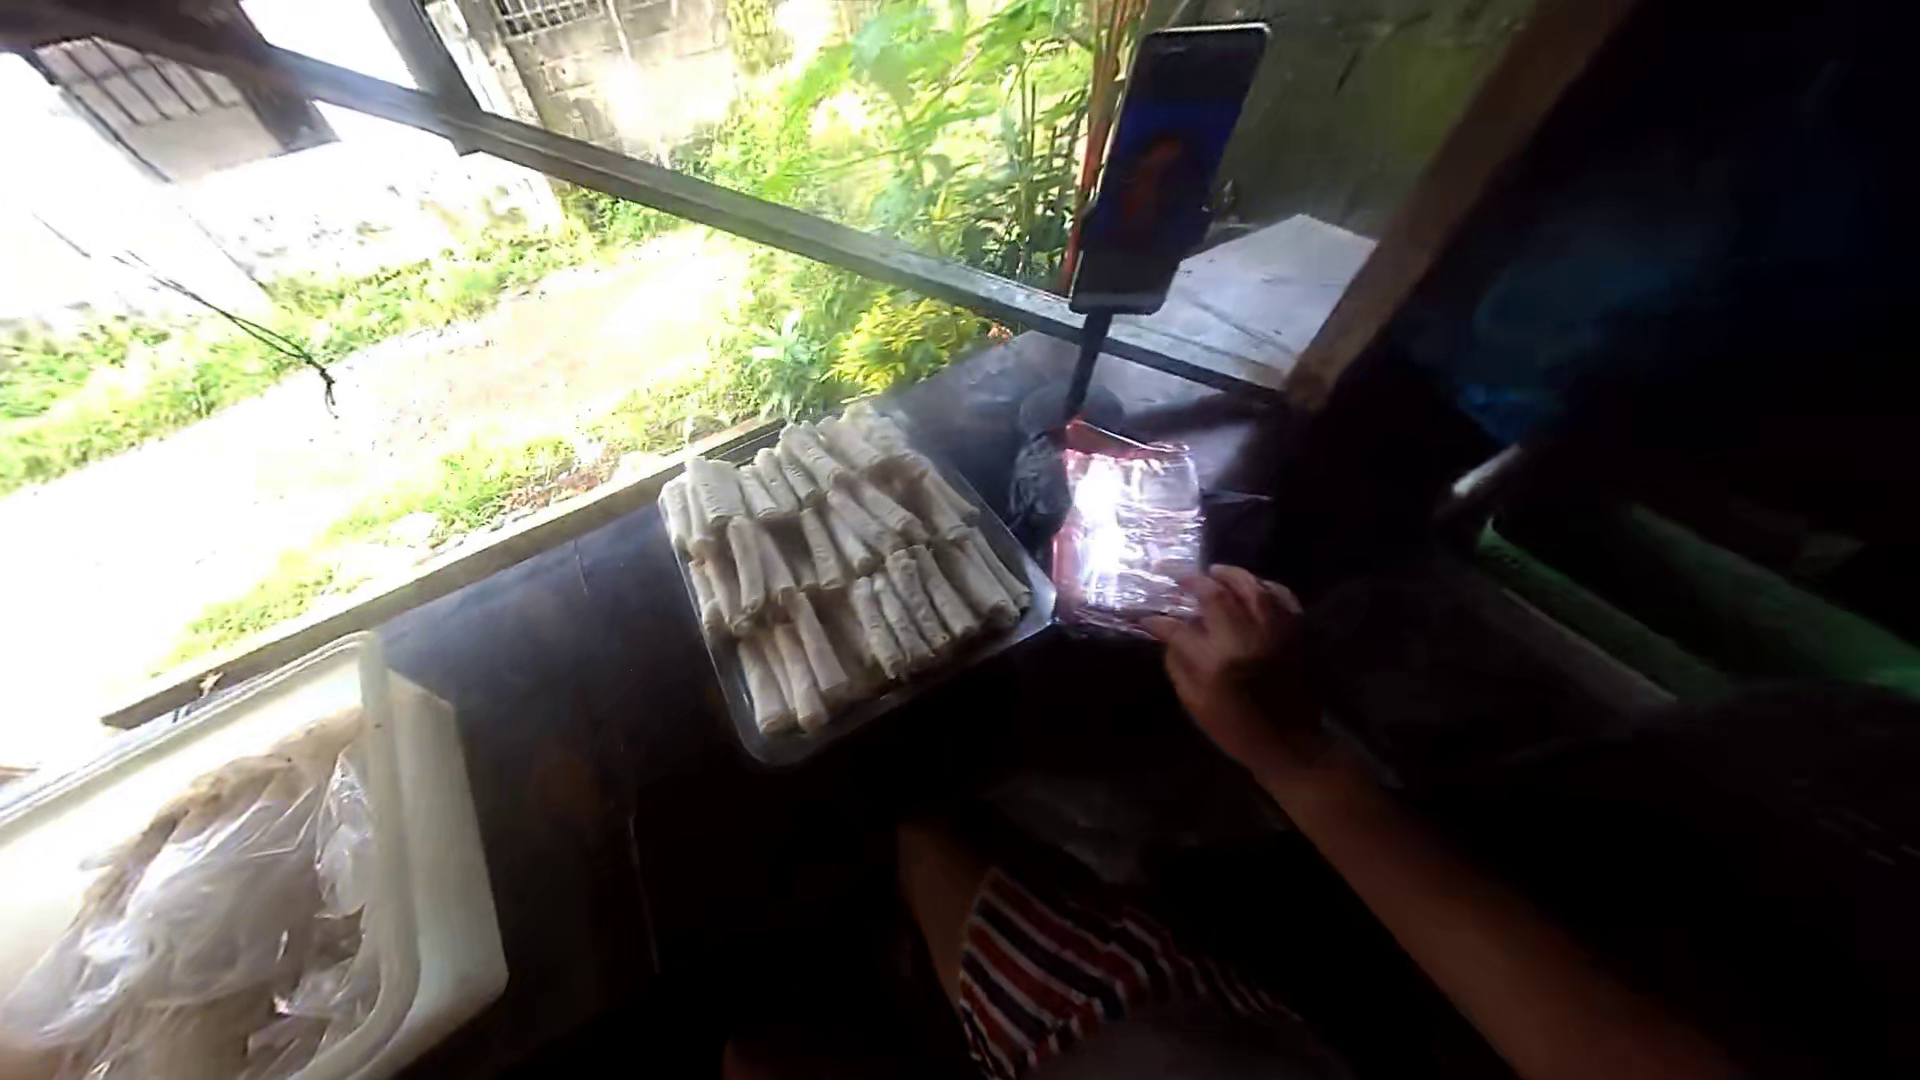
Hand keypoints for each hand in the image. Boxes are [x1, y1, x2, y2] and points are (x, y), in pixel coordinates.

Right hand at [1144, 565, 1321, 775]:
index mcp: (1215, 661)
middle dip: (1191, 581)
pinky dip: (1266, 586)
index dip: (1158, 621)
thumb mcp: (1194, 702)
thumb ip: (1178, 664)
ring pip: (1251, 587)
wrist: (1291, 746)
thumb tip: (1168, 635)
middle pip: (1215, 595)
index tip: (1147, 618)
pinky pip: (1282, 598)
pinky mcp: (1295, 635)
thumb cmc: (1236, 729)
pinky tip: (1252, 586)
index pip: (1177, 628)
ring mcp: (1273, 633)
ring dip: (1229, 574)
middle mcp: (1244, 640)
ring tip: (1213, 572)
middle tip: (1177, 576)